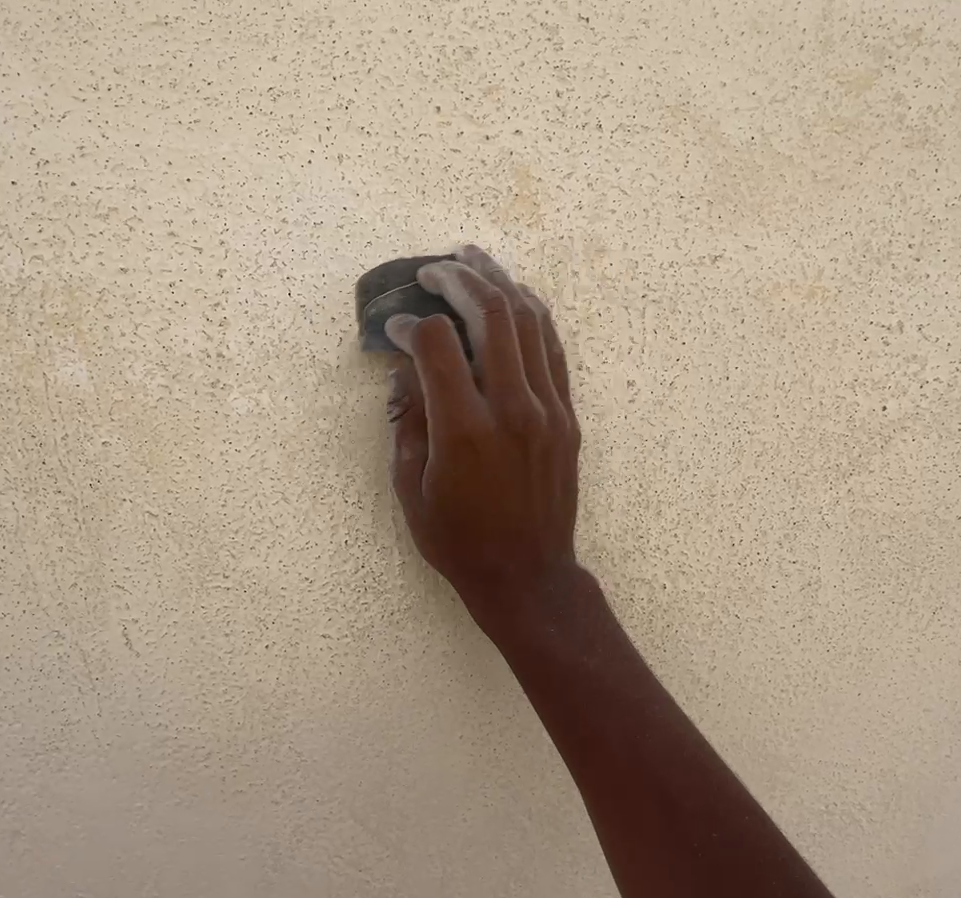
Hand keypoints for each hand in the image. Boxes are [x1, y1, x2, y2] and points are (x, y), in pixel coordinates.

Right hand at [384, 245, 581, 619]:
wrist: (527, 575)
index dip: (409, 327)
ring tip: (474, 259)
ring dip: (500, 283)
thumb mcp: (411, 489)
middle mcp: (511, 411)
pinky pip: (552, 350)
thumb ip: (406, 422)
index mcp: (464, 433)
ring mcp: (547, 411)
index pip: (436, 346)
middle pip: (491, 315)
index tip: (393, 331)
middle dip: (458, 280)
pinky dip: (532, 315)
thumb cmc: (458, 541)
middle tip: (433, 268)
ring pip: (530, 322)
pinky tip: (513, 298)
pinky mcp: (567, 417)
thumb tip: (404, 371)